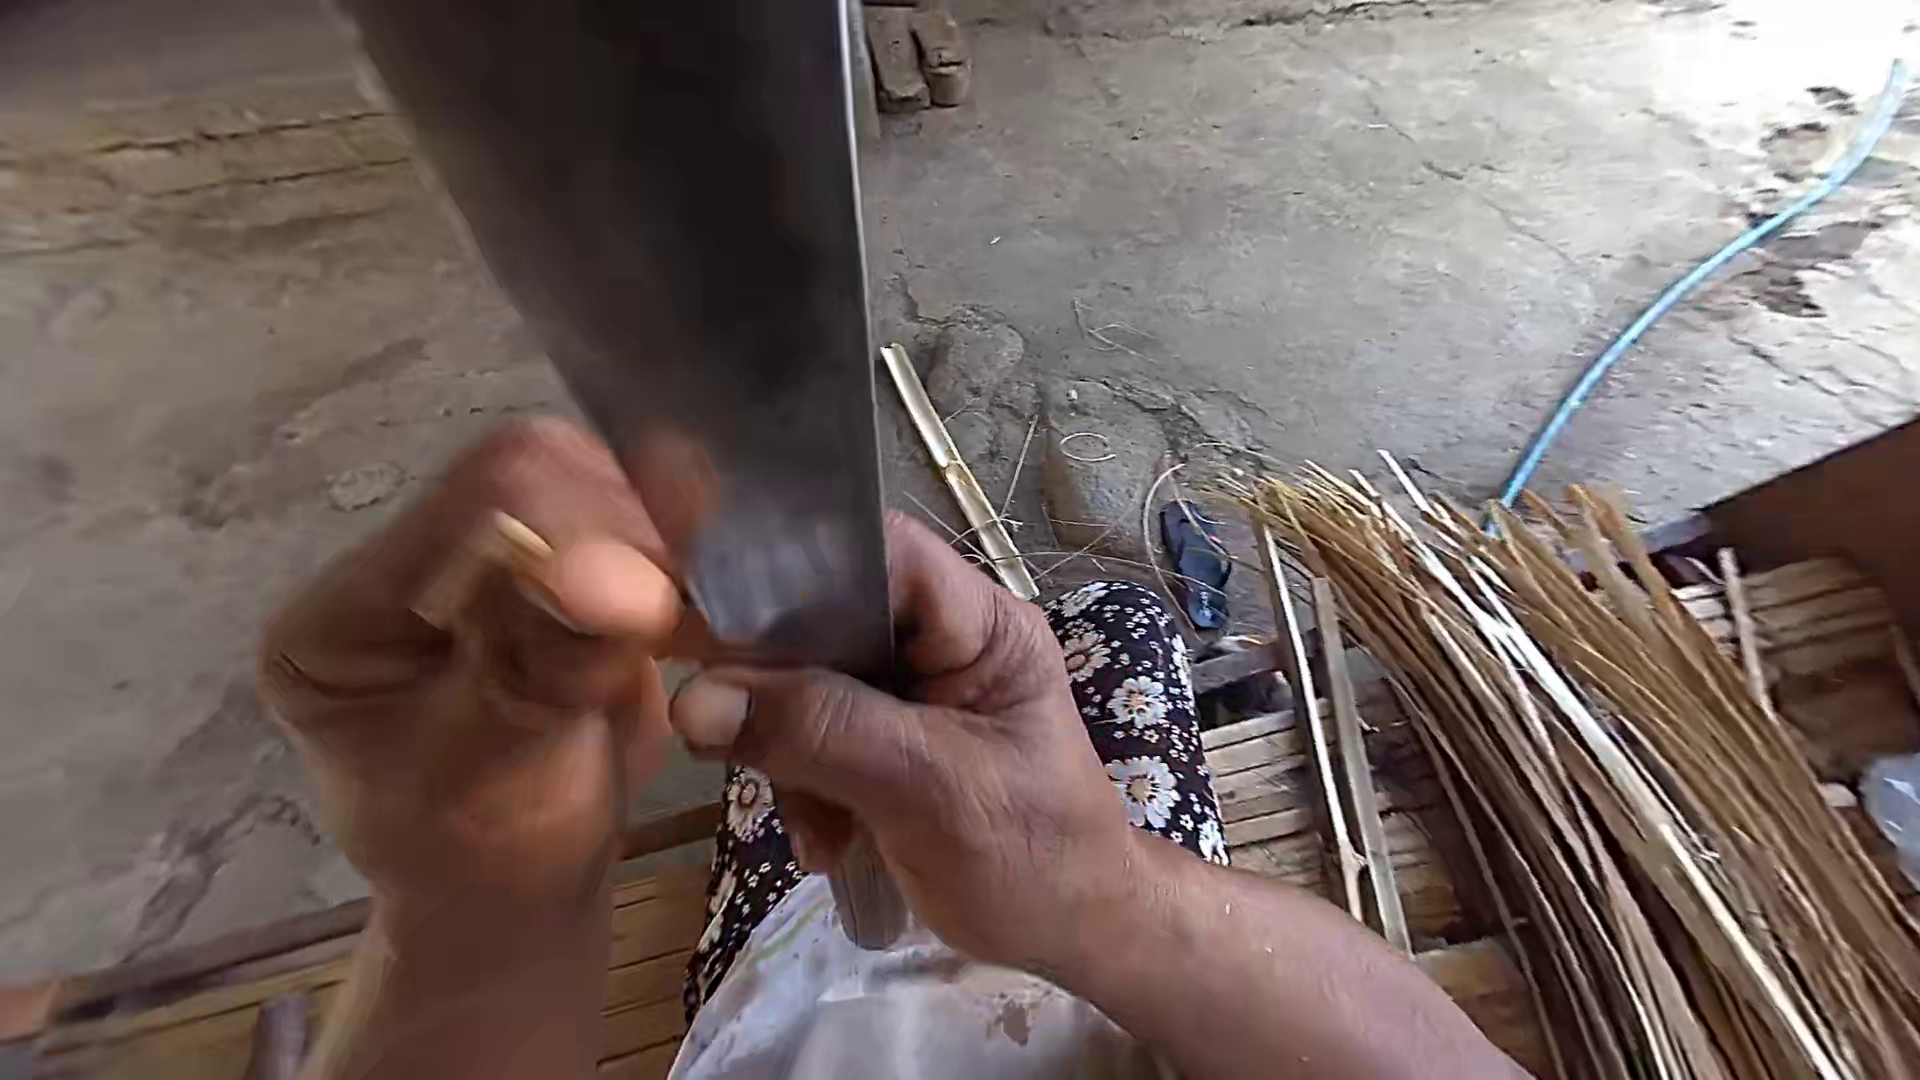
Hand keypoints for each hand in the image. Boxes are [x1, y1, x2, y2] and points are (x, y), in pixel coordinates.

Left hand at [259, 419, 683, 922]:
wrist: (530, 876)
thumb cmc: (490, 848)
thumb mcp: (499, 770)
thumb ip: (546, 665)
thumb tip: (625, 579)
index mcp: (360, 604)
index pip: (484, 495)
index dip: (586, 532)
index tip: (649, 613)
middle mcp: (430, 560)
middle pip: (555, 471)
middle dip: (633, 537)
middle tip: (666, 622)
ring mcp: (511, 560)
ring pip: (613, 483)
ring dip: (668, 539)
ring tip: (686, 616)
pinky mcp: (581, 575)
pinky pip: (648, 522)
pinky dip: (688, 547)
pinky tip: (700, 597)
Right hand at [670, 515, 1136, 970]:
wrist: (1070, 928)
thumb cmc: (1035, 857)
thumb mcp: (931, 791)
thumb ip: (822, 735)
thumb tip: (696, 697)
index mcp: (982, 623)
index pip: (888, 553)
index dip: (806, 568)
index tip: (724, 622)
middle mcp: (946, 636)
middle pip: (837, 614)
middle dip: (786, 685)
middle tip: (742, 741)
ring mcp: (917, 684)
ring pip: (817, 676)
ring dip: (794, 748)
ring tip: (818, 826)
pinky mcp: (893, 729)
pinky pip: (821, 725)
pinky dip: (806, 777)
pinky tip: (828, 838)